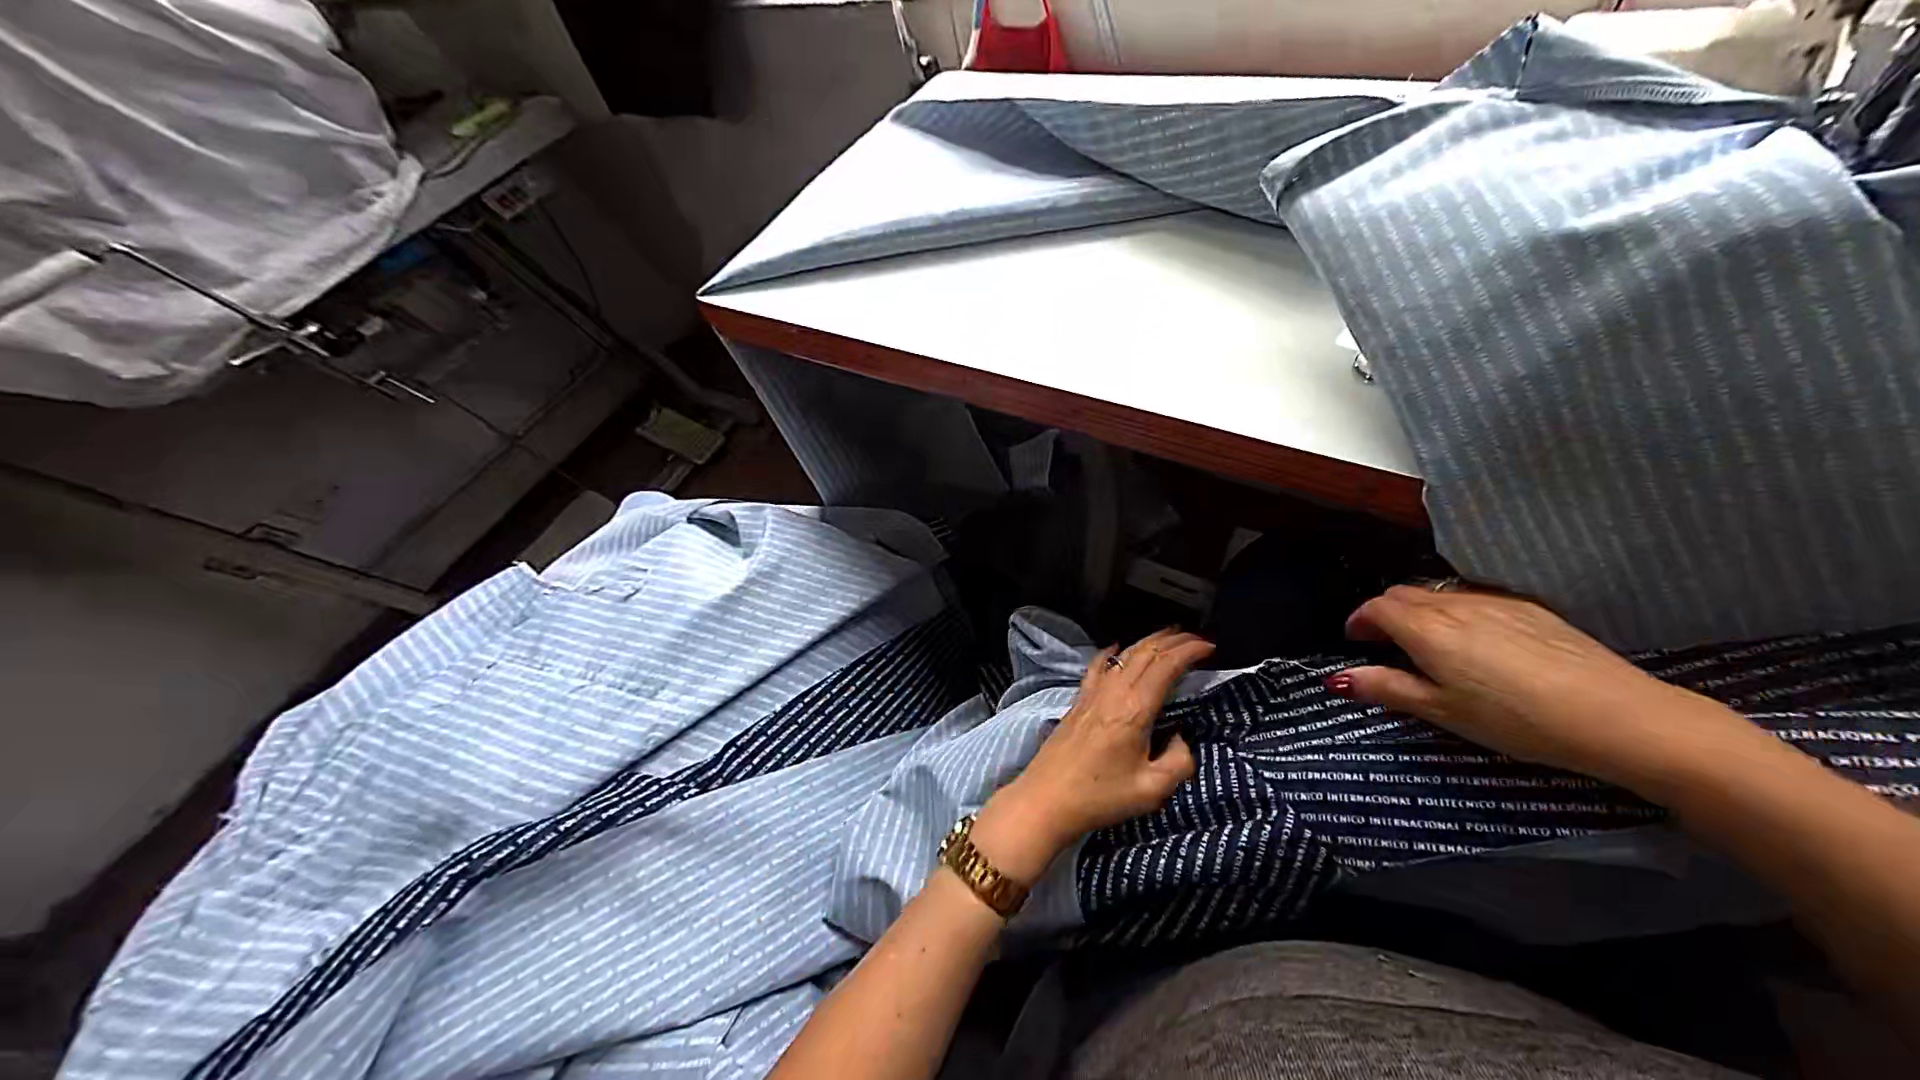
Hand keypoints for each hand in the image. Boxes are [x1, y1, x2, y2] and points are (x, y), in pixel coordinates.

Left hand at [973, 629, 1212, 881]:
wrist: (1046, 799)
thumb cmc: (1100, 797)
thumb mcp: (1152, 790)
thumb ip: (1179, 762)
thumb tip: (1181, 738)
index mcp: (1135, 709)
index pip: (1166, 665)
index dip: (1190, 651)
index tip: (1210, 647)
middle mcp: (1113, 693)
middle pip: (1145, 652)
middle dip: (1173, 640)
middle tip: (1196, 637)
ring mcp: (1092, 694)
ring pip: (1124, 656)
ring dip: (1148, 641)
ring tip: (1168, 635)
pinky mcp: (1078, 702)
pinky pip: (1098, 667)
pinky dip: (1112, 653)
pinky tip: (1116, 647)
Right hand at [1328, 585, 1759, 795]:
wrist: (1619, 717)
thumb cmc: (1517, 720)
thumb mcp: (1443, 711)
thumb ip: (1387, 688)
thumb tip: (1337, 679)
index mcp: (1427, 629)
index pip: (1376, 607)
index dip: (1358, 621)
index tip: (1355, 642)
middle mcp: (1456, 604)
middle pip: (1404, 593)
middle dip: (1385, 613)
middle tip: (1386, 646)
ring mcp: (1497, 602)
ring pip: (1440, 594)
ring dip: (1420, 612)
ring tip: (1430, 647)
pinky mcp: (1532, 609)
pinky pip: (1475, 598)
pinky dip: (1456, 612)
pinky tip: (1478, 644)